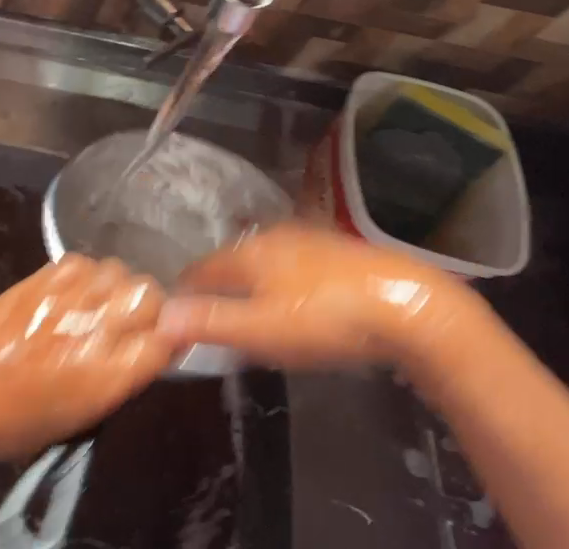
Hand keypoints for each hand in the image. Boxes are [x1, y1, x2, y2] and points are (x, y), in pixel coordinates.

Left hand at [0, 255, 173, 458]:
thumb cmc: (9, 423)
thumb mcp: (74, 421)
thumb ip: (113, 385)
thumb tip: (138, 358)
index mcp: (103, 376)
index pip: (164, 342)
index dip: (172, 341)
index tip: (166, 345)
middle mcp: (90, 330)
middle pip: (148, 296)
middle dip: (152, 308)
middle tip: (136, 323)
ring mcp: (64, 298)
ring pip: (118, 272)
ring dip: (120, 287)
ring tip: (105, 304)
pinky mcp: (39, 278)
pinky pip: (82, 262)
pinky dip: (88, 275)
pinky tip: (76, 292)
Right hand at [156, 225, 480, 370]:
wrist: (409, 307)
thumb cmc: (327, 320)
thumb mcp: (262, 330)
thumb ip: (210, 322)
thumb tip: (159, 315)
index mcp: (247, 253)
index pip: (200, 269)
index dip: (184, 291)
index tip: (174, 313)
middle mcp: (272, 237)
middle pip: (232, 261)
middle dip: (219, 285)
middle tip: (212, 316)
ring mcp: (308, 240)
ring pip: (265, 260)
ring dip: (253, 282)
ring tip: (252, 311)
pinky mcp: (339, 251)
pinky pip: (294, 264)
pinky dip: (284, 280)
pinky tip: (299, 302)